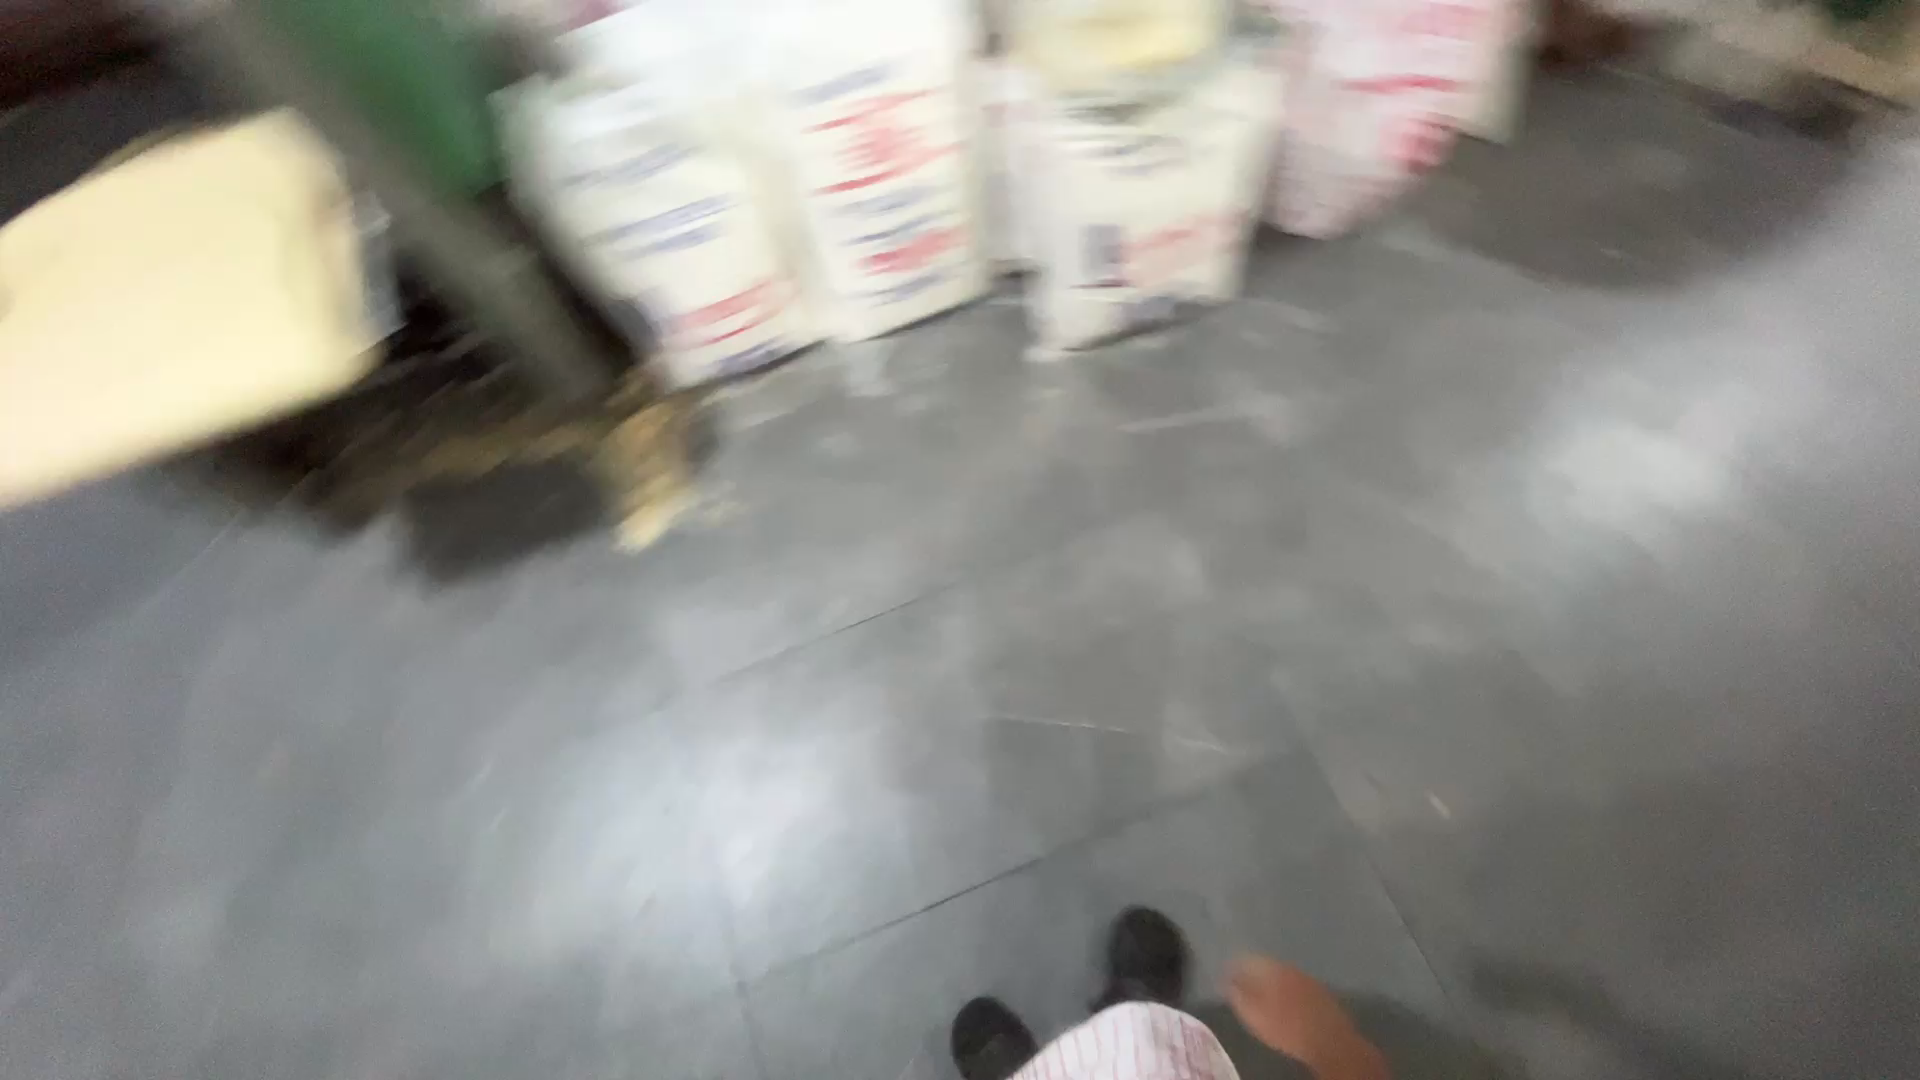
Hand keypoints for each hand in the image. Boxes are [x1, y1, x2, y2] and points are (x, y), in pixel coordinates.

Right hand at [1225, 956, 1388, 1079]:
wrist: (1330, 1042)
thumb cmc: (1286, 1027)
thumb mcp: (1253, 1015)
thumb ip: (1237, 994)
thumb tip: (1225, 980)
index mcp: (1269, 967)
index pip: (1245, 958)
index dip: (1234, 967)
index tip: (1227, 976)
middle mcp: (1287, 965)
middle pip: (1265, 964)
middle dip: (1254, 973)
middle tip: (1245, 985)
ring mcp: (1306, 977)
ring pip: (1283, 974)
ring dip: (1273, 982)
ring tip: (1265, 995)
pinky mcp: (1320, 991)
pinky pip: (1297, 985)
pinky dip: (1289, 991)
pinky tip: (1288, 1003)